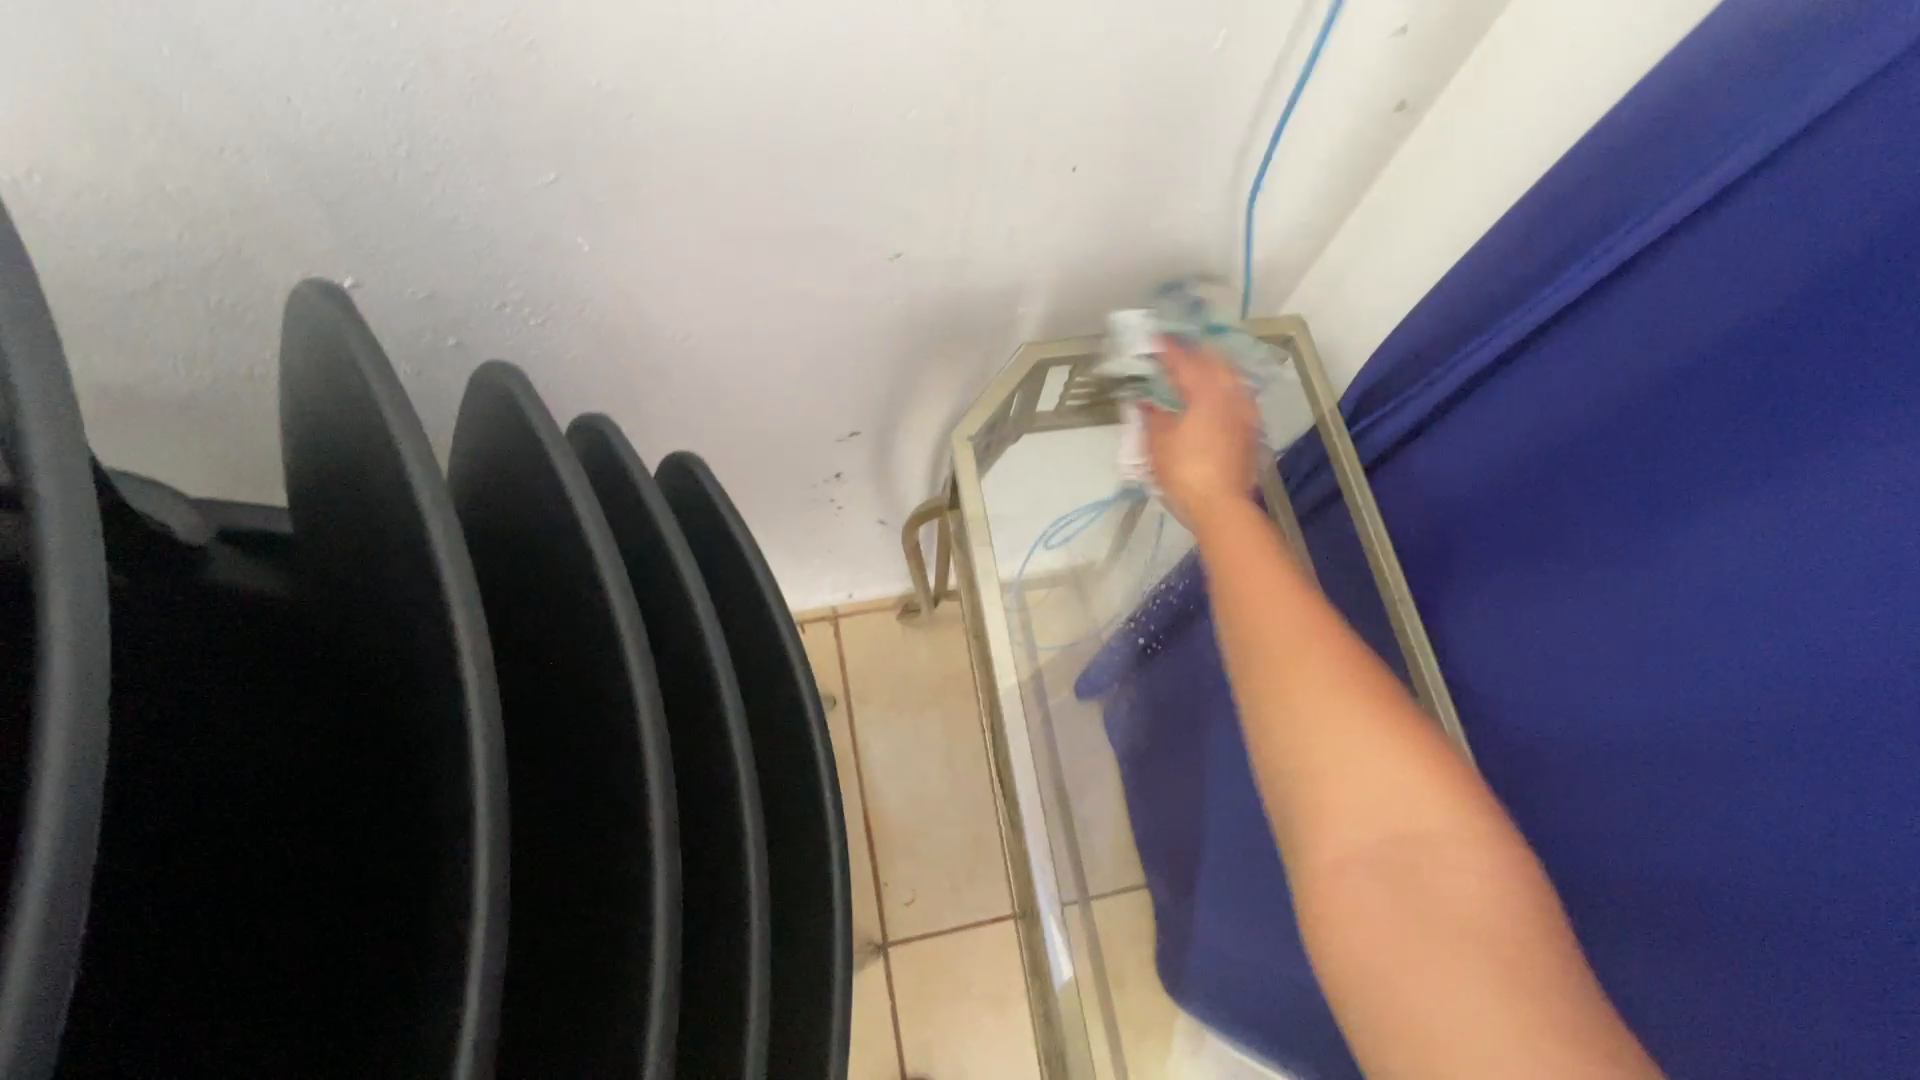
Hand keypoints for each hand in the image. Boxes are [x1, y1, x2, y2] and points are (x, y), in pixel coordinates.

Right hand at [1144, 340, 1260, 529]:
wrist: (1222, 507)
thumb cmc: (1185, 472)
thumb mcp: (1158, 442)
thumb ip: (1152, 414)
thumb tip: (1146, 398)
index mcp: (1206, 391)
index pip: (1184, 361)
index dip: (1166, 349)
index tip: (1153, 340)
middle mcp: (1231, 394)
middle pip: (1215, 362)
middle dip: (1195, 353)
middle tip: (1176, 352)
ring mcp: (1246, 413)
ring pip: (1231, 379)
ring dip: (1213, 371)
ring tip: (1195, 374)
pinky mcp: (1252, 431)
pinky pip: (1237, 398)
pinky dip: (1223, 391)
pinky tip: (1212, 401)